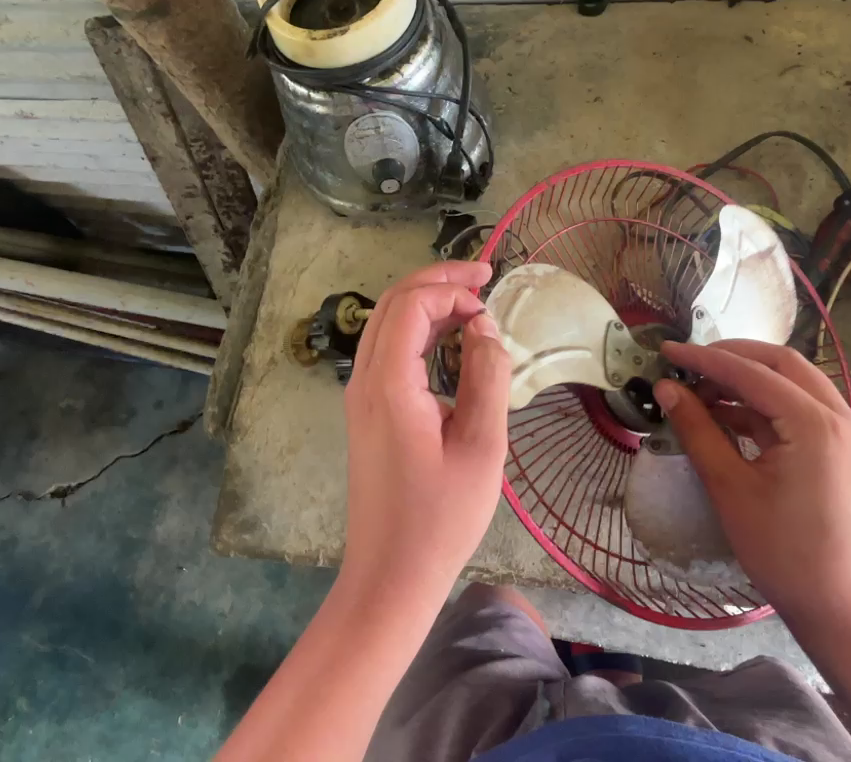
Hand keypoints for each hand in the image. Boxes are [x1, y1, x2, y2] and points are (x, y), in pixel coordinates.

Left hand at [340, 261, 511, 593]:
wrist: (391, 575)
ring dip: (426, 303)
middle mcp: (364, 380)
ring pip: (386, 325)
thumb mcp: (481, 446)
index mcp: (388, 384)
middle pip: (392, 304)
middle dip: (437, 280)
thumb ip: (486, 378)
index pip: (411, 305)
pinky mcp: (367, 412)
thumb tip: (484, 329)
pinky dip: (418, 332)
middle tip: (484, 275)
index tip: (490, 303)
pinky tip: (450, 341)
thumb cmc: (440, 518)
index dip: (451, 289)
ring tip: (473, 302)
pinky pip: (388, 351)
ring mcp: (360, 396)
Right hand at [654, 339, 850, 624]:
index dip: (704, 359)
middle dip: (733, 358)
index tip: (666, 351)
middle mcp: (842, 418)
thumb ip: (698, 430)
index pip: (752, 373)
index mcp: (817, 424)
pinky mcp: (849, 453)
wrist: (844, 612)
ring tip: (703, 392)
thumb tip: (667, 390)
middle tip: (688, 365)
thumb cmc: (783, 552)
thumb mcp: (730, 488)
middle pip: (782, 365)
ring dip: (751, 380)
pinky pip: (805, 411)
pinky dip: (768, 406)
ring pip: (796, 385)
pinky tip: (732, 418)